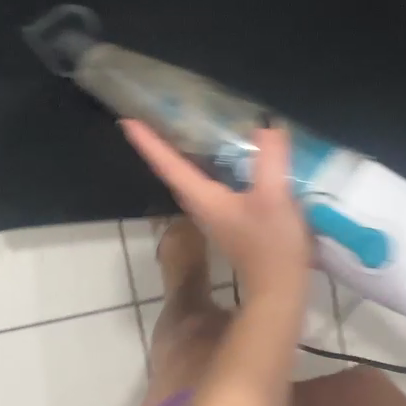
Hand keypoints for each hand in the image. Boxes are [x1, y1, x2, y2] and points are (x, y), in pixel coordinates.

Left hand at [121, 121, 312, 301]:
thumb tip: (265, 127)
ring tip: (182, 126)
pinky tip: (226, 155)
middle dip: (161, 143)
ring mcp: (214, 214)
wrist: (279, 290)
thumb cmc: (272, 246)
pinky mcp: (231, 218)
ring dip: (184, 153)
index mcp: (203, 198)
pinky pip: (210, 183)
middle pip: (173, 169)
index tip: (126, 122)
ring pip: (191, 177)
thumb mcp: (274, 197)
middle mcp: (201, 206)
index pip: (168, 164)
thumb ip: (269, 160)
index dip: (148, 142)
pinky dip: (210, 163)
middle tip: (153, 116)